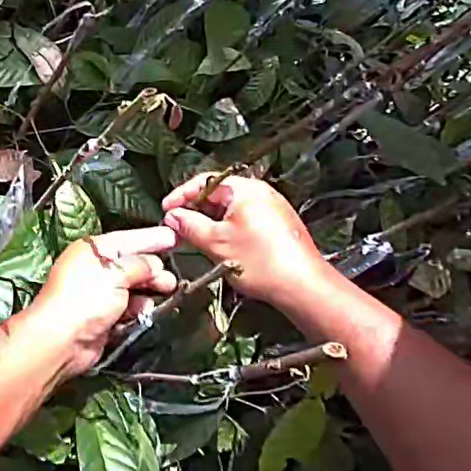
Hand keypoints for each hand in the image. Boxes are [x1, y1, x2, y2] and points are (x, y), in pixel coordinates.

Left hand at [17, 227, 176, 374]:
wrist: (63, 339)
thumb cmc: (84, 298)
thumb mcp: (115, 272)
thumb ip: (140, 265)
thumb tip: (155, 266)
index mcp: (92, 250)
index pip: (127, 239)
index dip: (152, 238)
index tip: (175, 237)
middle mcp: (94, 268)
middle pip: (133, 264)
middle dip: (154, 269)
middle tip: (172, 278)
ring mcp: (98, 293)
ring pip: (134, 287)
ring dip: (150, 290)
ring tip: (166, 292)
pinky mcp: (104, 316)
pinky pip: (129, 307)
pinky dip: (140, 308)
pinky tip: (146, 310)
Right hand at [160, 175, 332, 309]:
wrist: (304, 288)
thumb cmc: (263, 262)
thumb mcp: (214, 242)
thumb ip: (188, 225)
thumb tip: (173, 216)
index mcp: (246, 190)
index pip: (204, 182)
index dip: (181, 195)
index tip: (167, 209)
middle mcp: (261, 194)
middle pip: (217, 194)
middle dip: (194, 210)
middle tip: (177, 226)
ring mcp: (272, 209)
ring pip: (230, 209)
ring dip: (209, 221)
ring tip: (194, 238)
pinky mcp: (277, 226)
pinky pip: (243, 220)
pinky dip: (226, 229)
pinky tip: (217, 245)